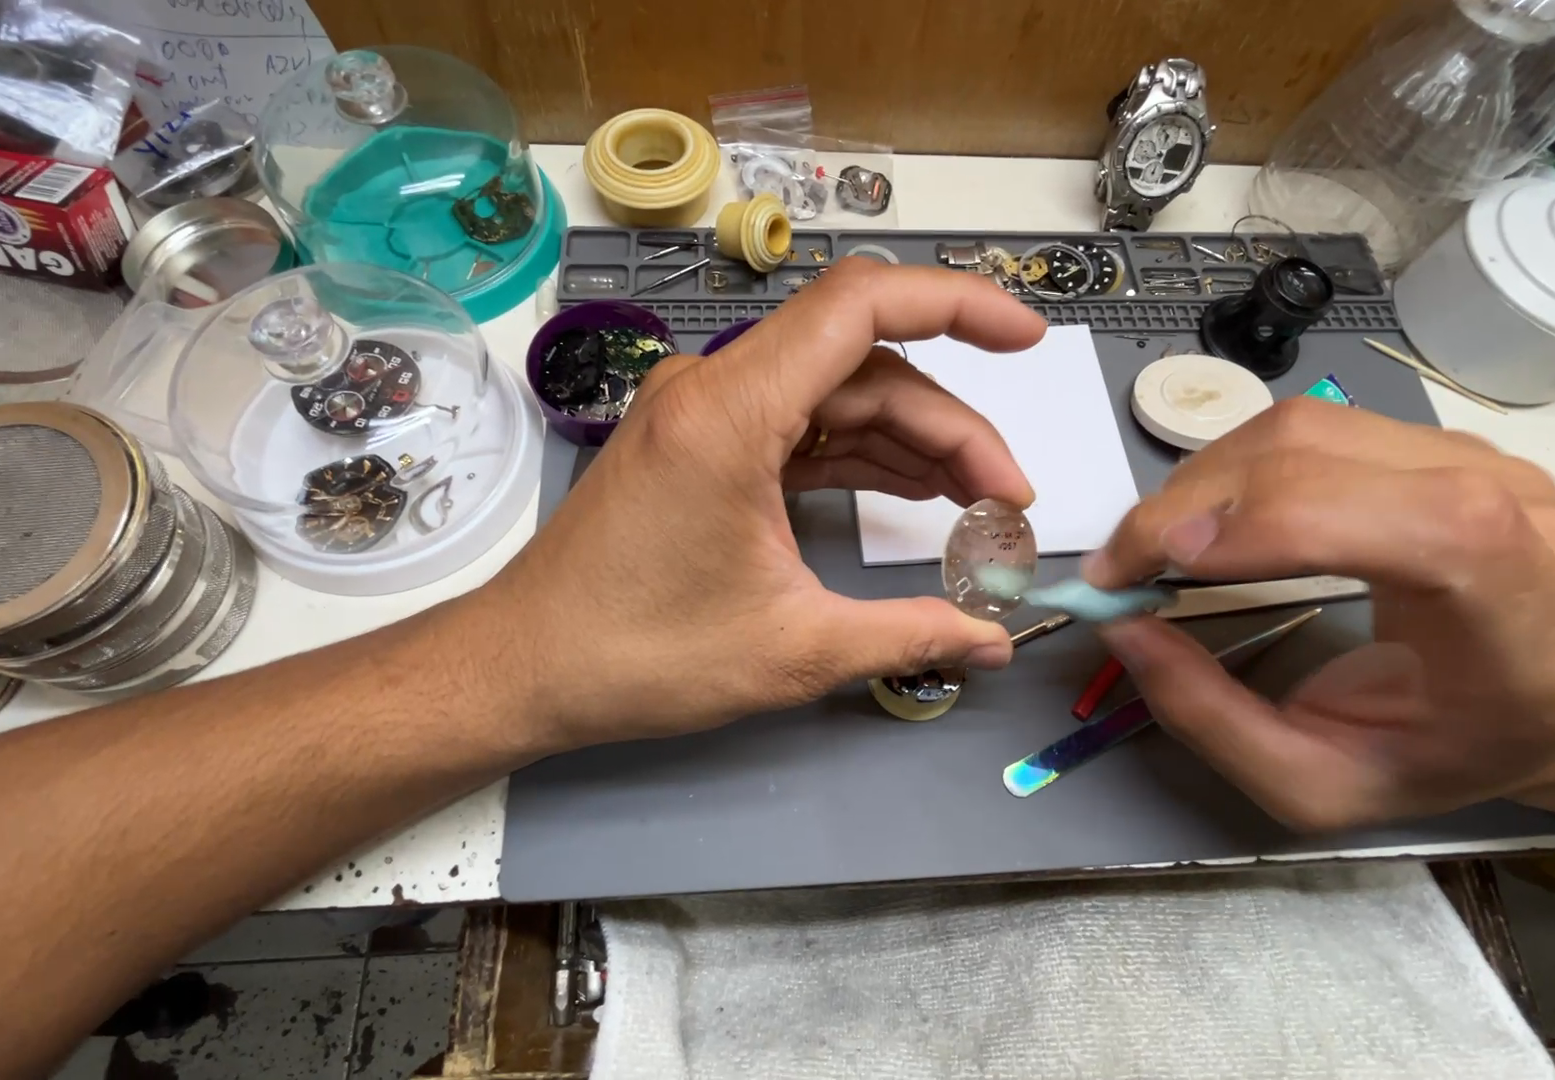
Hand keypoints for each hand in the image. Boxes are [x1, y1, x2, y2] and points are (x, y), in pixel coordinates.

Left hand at [483, 260, 1045, 753]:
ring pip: (839, 398)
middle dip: (951, 427)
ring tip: (976, 504)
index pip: (861, 306)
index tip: (1026, 339)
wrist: (527, 667)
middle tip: (1008, 503)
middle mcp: (716, 389)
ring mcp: (706, 414)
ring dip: (911, 443)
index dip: (958, 305)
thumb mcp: (792, 651)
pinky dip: (859, 455)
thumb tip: (995, 643)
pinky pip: (801, 429)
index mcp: (732, 413)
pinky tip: (912, 491)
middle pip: (867, 369)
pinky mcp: (704, 446)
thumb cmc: (639, 656)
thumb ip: (909, 635)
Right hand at [1084, 399, 1554, 829]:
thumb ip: (1208, 718)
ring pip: (1299, 429)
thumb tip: (1119, 624)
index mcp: (1529, 622)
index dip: (1286, 521)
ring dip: (1198, 483)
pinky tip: (1208, 519)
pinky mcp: (1430, 439)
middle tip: (1118, 567)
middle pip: (1326, 457)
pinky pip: (1304, 428)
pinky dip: (1228, 469)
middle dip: (1191, 506)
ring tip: (1156, 545)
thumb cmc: (1442, 752)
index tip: (1164, 562)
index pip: (1428, 524)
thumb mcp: (1315, 785)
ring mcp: (1479, 457)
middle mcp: (1523, 512)